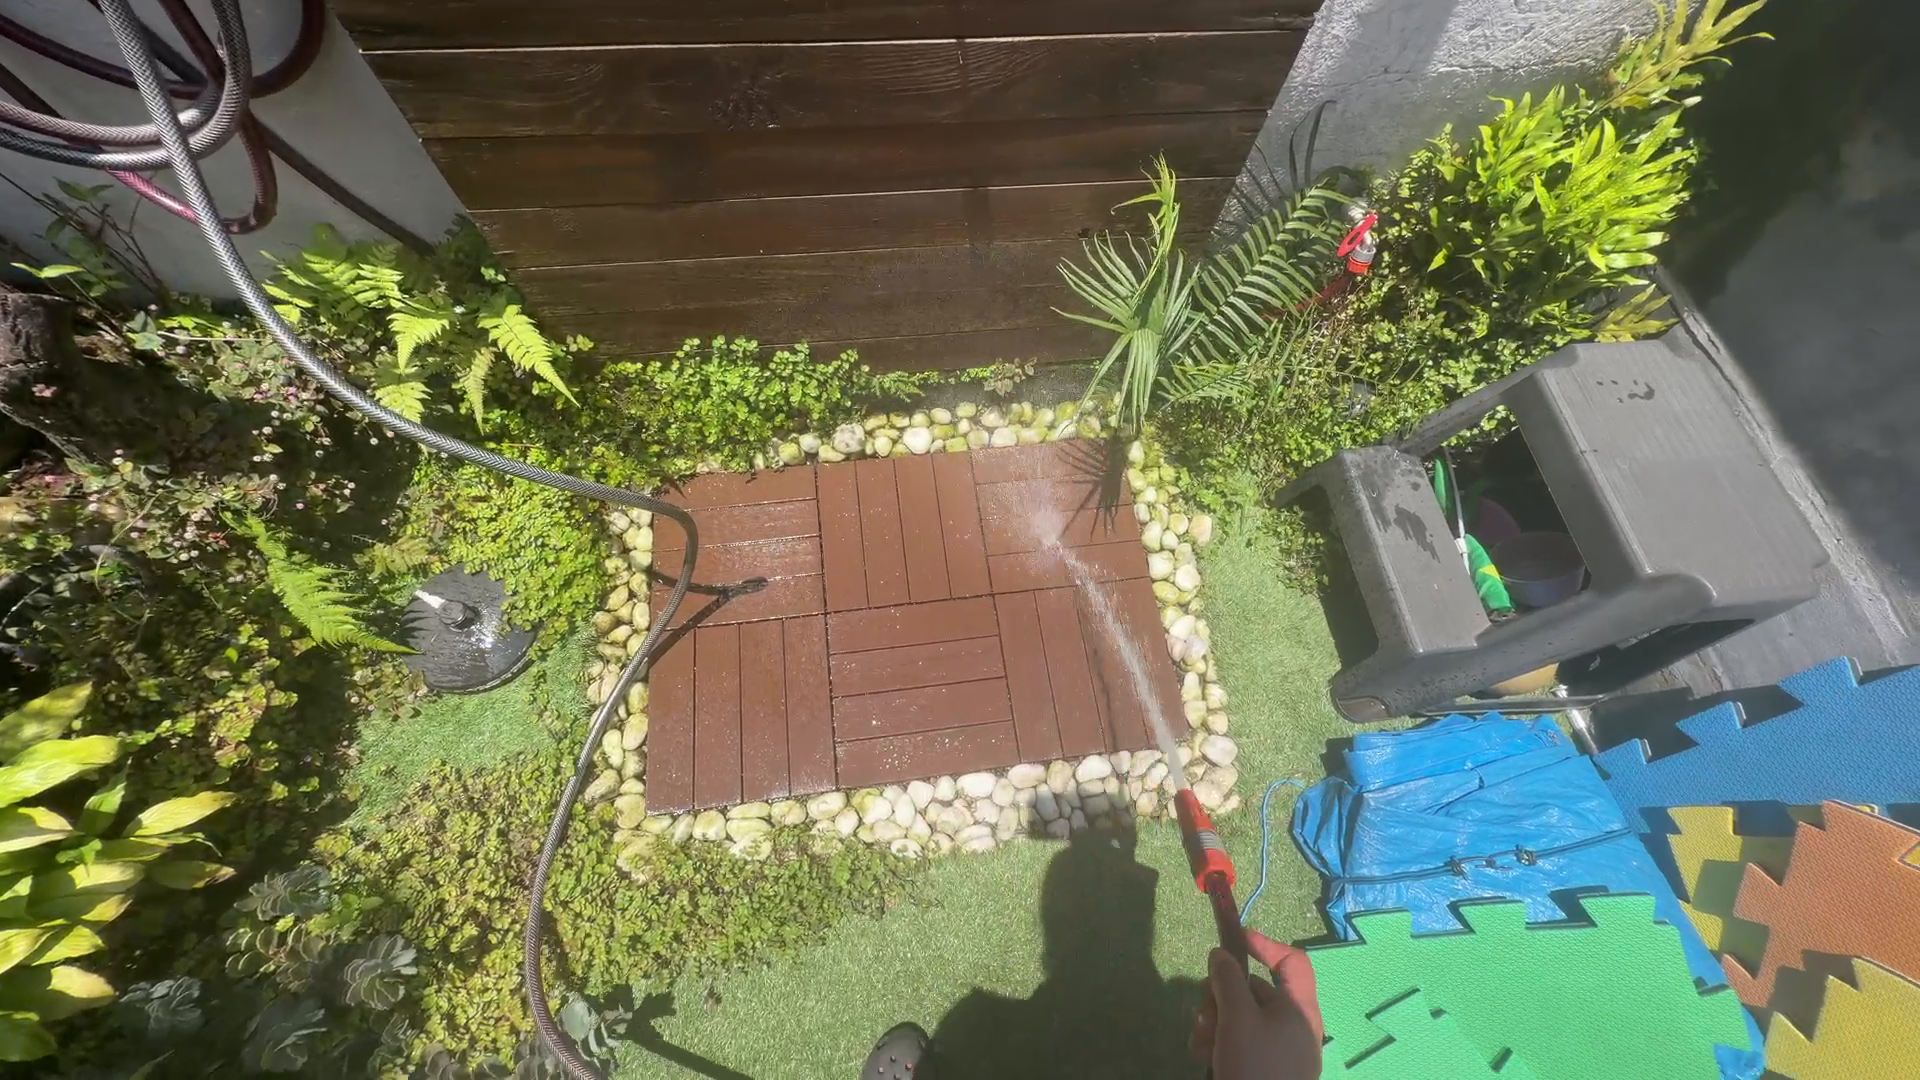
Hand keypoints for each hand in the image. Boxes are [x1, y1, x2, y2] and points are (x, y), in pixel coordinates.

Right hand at [1189, 929, 1324, 1078]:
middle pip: (1252, 989)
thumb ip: (1227, 978)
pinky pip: (1233, 1040)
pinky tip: (1204, 1056)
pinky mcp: (1259, 1069)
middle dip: (1220, 995)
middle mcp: (1289, 1026)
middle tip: (1205, 1011)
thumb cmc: (1256, 1066)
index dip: (1265, 944)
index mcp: (1297, 1009)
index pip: (1293, 962)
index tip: (1233, 940)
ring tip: (1203, 1042)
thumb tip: (1221, 954)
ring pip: (1236, 1015)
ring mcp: (1275, 1050)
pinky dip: (1215, 1042)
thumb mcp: (1237, 1016)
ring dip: (1212, 1021)